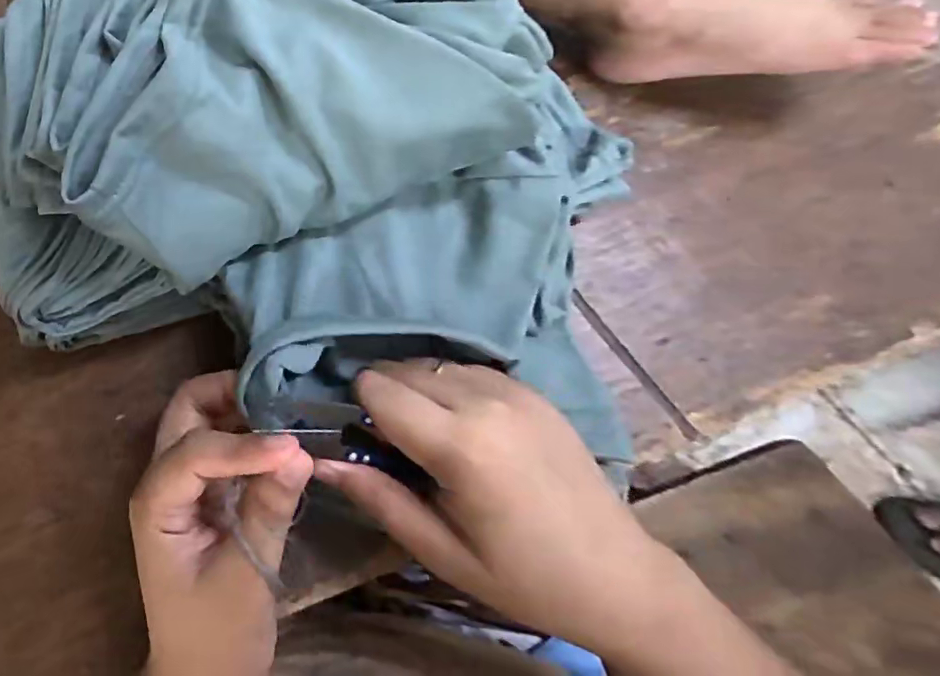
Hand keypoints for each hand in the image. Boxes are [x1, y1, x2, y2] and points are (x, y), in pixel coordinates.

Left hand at [130, 371, 313, 675]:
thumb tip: (299, 453)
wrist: (203, 675)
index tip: (292, 444)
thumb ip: (268, 510)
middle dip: (226, 393)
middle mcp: (161, 480)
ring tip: (283, 408)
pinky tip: (279, 436)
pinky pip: (221, 444)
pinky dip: (248, 432)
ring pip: (200, 418)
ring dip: (239, 406)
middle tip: (276, 393)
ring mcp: (181, 483)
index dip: (243, 445)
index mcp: (156, 502)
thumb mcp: (246, 577)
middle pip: (185, 410)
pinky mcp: (203, 491)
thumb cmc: (217, 634)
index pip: (195, 451)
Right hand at [312, 362, 684, 656]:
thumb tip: (319, 462)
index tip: (373, 442)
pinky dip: (450, 386)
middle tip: (401, 445)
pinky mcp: (530, 387)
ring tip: (436, 435)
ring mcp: (511, 388)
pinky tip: (469, 426)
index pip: (377, 387)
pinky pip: (465, 368)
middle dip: (387, 398)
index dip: (363, 410)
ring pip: (430, 363)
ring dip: (418, 389)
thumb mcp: (441, 552)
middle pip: (399, 369)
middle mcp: (483, 401)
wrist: (620, 576)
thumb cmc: (522, 576)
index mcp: (460, 445)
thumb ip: (378, 497)